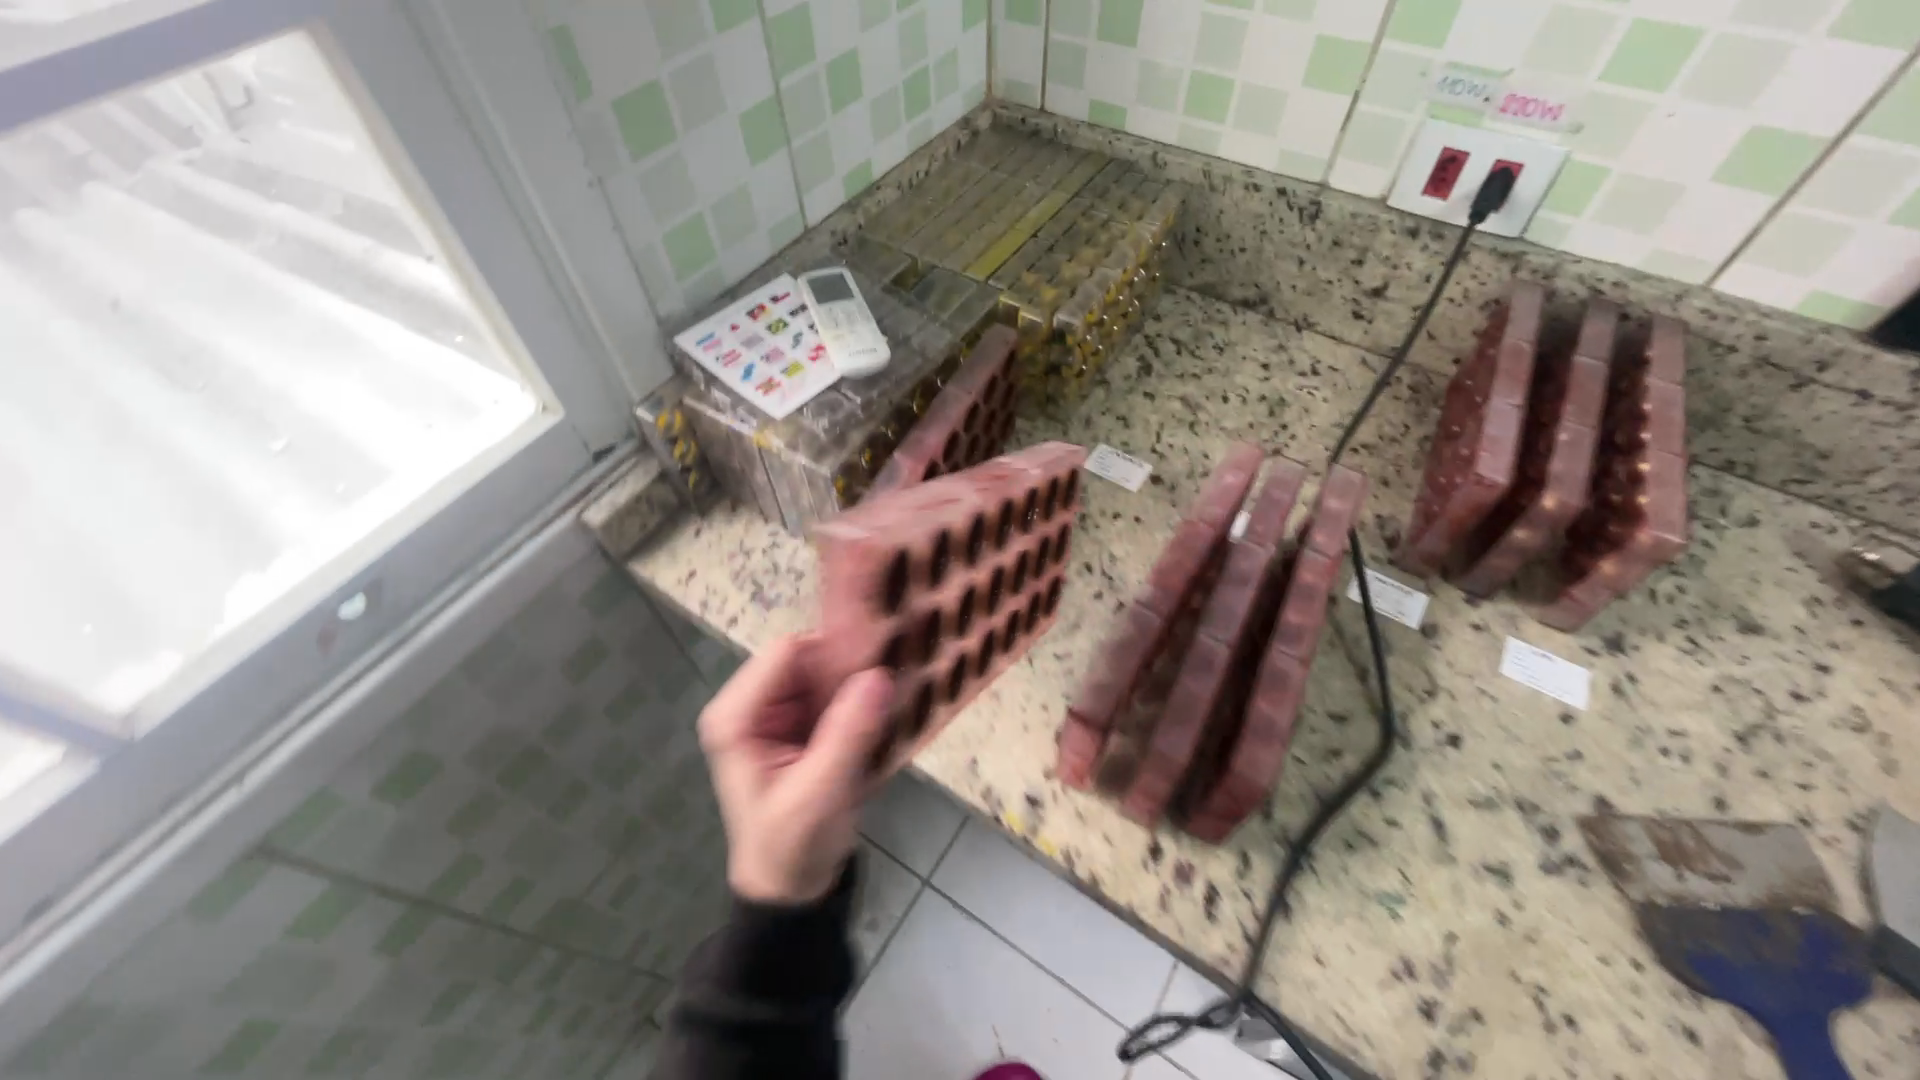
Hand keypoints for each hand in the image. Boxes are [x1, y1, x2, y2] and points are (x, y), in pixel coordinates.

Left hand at [698, 634, 893, 904]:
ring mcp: (775, 713)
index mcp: (735, 718)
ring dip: (857, 681)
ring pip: (823, 672)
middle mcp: (750, 705)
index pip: (786, 653)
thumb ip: (847, 733)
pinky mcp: (799, 724)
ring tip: (896, 689)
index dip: (832, 650)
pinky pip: (832, 693)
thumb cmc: (793, 847)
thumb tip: (878, 675)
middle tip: (896, 674)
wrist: (791, 889)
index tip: (880, 657)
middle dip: (848, 665)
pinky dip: (858, 699)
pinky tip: (884, 708)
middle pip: (806, 658)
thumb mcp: (821, 793)